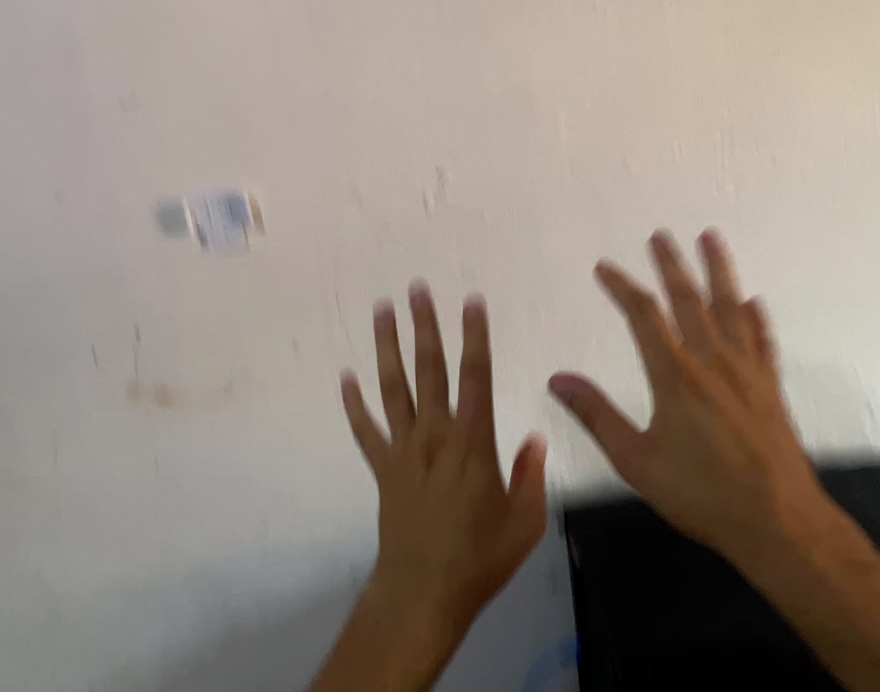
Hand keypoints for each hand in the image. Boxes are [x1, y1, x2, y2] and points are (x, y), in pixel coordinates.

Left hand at [340, 283, 547, 639]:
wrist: (425, 592)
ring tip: (381, 311)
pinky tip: (345, 378)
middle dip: (424, 326)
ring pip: (393, 388)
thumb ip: (530, 476)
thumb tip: (534, 438)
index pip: (476, 376)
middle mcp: (434, 435)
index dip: (475, 336)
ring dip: (387, 347)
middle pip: (429, 370)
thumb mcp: (525, 522)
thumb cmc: (481, 557)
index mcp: (473, 442)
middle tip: (416, 288)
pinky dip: (354, 404)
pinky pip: (366, 430)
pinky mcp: (383, 468)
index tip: (471, 300)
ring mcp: (403, 449)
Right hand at [548, 230, 833, 563]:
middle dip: (671, 265)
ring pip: (731, 308)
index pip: (644, 316)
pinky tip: (754, 302)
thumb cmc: (702, 494)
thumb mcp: (636, 461)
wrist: (780, 523)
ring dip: (719, 270)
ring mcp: (748, 372)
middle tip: (659, 235)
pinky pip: (763, 341)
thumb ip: (597, 416)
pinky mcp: (771, 388)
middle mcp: (713, 362)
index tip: (604, 268)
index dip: (622, 287)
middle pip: (689, 300)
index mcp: (675, 375)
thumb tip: (558, 379)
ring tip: (710, 238)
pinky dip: (757, 318)